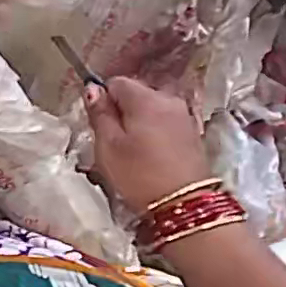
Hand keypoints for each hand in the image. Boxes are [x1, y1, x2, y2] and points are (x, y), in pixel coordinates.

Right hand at [83, 77, 213, 212]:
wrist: (184, 204)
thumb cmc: (140, 175)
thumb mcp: (108, 146)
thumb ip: (100, 114)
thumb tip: (93, 88)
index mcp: (145, 99)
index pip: (117, 82)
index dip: (103, 99)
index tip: (99, 123)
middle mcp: (168, 99)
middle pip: (136, 93)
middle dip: (122, 110)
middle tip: (113, 141)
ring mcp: (184, 116)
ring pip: (152, 109)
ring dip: (139, 122)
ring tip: (132, 151)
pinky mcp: (192, 134)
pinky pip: (165, 123)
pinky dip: (155, 132)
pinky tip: (151, 155)